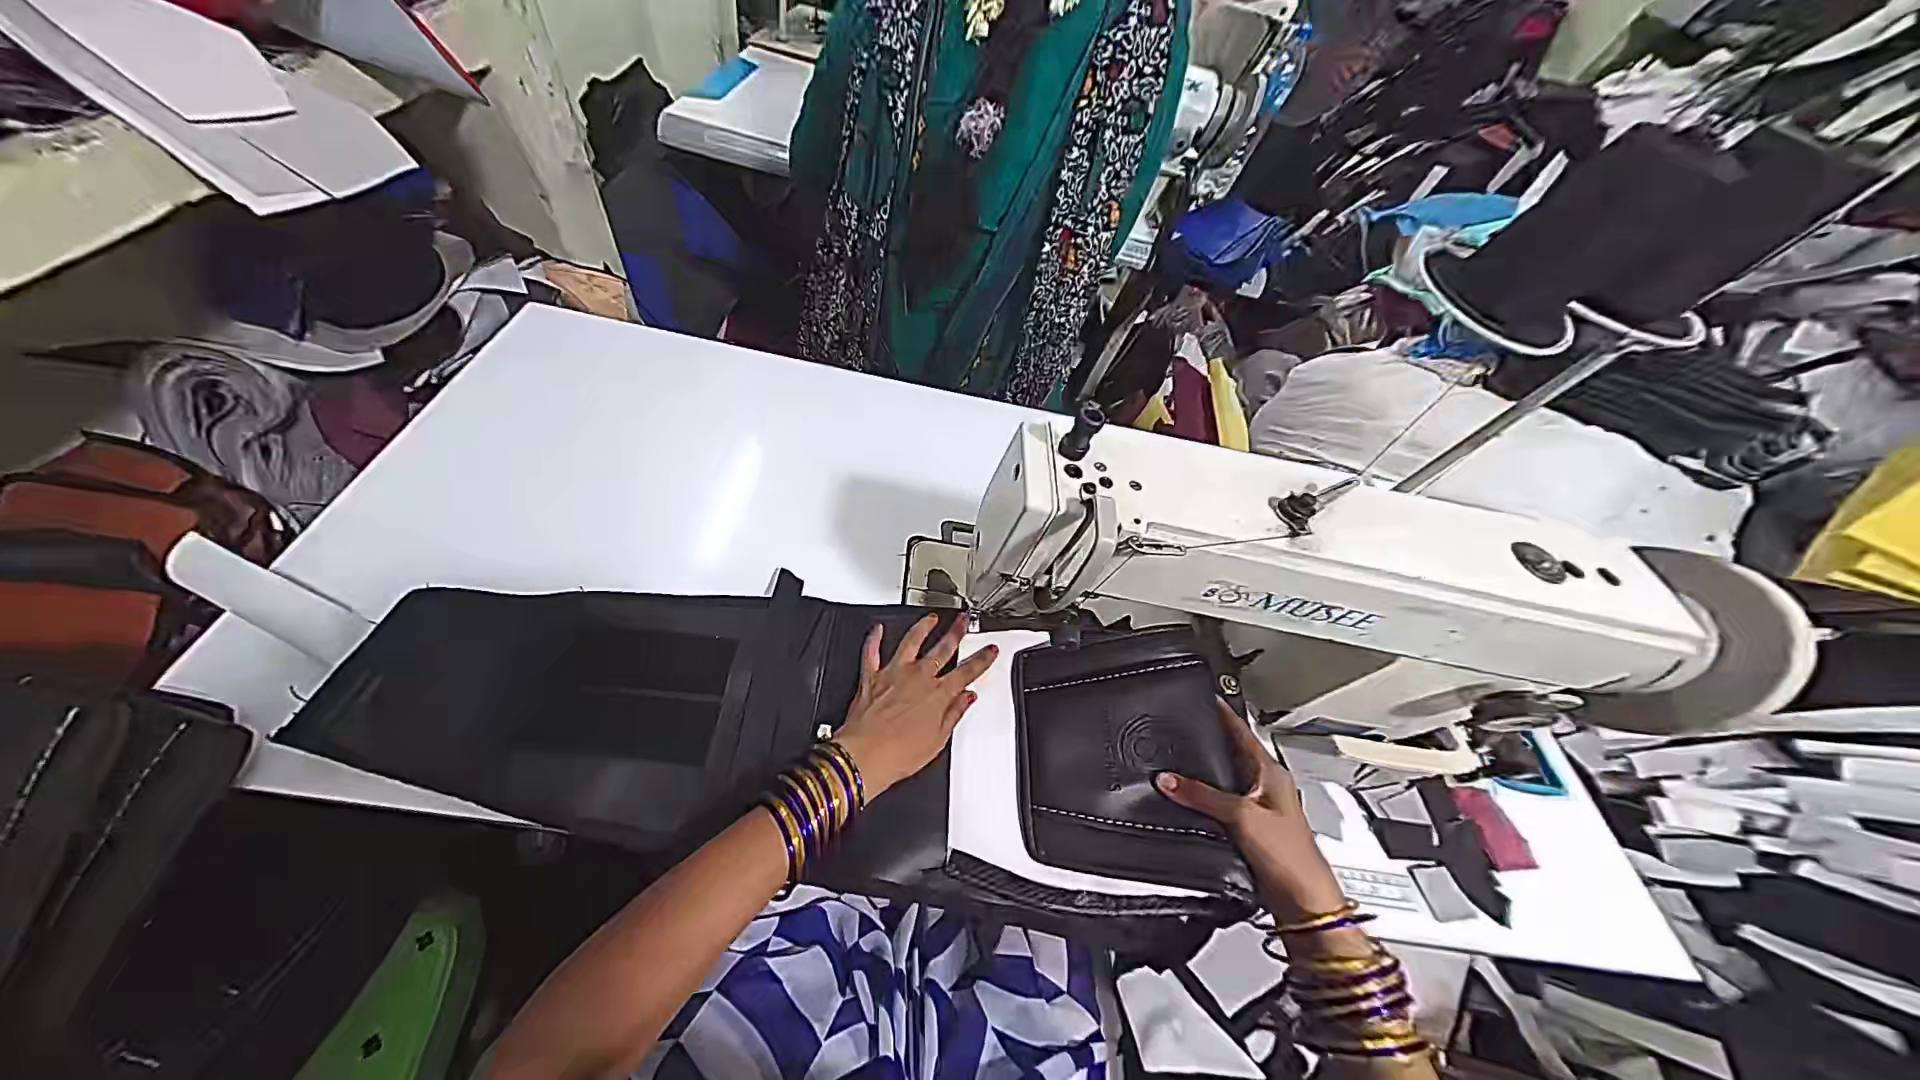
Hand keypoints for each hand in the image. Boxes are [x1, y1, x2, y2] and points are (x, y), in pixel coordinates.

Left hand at [835, 614, 998, 797]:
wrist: (864, 755)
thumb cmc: (898, 753)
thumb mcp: (937, 740)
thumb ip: (954, 714)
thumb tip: (967, 699)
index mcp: (938, 694)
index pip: (967, 671)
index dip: (982, 659)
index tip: (990, 650)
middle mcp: (917, 678)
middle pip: (942, 648)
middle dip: (956, 632)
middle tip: (963, 620)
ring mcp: (894, 674)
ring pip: (911, 641)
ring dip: (922, 627)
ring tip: (930, 618)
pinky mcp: (871, 677)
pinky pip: (871, 651)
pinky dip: (874, 638)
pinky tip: (877, 629)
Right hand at [1155, 700, 1346, 919]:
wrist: (1305, 903)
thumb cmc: (1292, 858)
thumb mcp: (1241, 817)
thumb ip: (1202, 796)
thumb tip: (1169, 779)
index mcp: (1271, 773)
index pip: (1242, 731)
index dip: (1224, 713)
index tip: (1207, 696)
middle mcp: (1266, 787)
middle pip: (1232, 754)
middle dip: (1209, 741)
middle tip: (1186, 725)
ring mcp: (1258, 808)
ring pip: (1225, 780)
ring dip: (1205, 773)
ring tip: (1181, 759)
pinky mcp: (1250, 829)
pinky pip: (1221, 804)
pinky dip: (1204, 798)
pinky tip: (1190, 800)